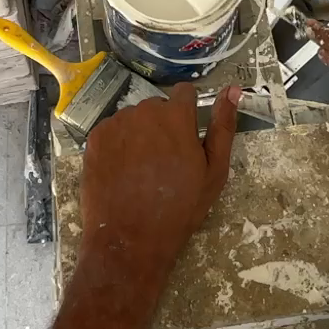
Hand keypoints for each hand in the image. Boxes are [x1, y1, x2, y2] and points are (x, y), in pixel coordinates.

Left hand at [79, 84, 239, 278]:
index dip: (188, 113)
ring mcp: (116, 123)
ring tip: (142, 170)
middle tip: (166, 162)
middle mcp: (143, 111)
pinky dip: (118, 145)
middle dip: (163, 126)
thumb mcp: (213, 170)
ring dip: (140, 134)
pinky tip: (123, 171)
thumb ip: (223, 126)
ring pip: (134, 119)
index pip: (184, 92)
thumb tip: (233, 89)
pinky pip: (113, 131)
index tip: (187, 136)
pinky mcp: (95, 137)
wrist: (130, 239)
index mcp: (176, 115)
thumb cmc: (179, 207)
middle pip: (158, 107)